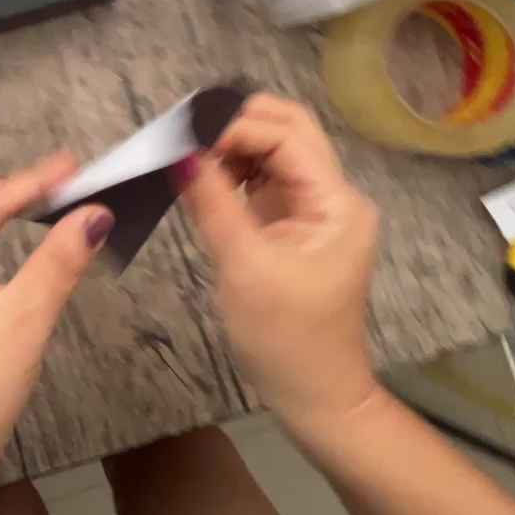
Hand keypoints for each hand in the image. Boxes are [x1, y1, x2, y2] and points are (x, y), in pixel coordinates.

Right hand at [174, 94, 380, 434]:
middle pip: (288, 127)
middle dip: (237, 121)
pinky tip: (201, 175)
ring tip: (187, 153)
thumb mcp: (243, 266)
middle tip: (186, 132)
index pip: (285, 136)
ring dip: (231, 140)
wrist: (313, 394)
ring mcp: (309, 205)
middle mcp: (329, 193)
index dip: (234, 127)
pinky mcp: (287, 218)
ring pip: (272, 145)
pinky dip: (230, 164)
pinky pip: (260, 172)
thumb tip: (178, 151)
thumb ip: (211, 202)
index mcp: (336, 202)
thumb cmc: (285, 337)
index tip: (184, 138)